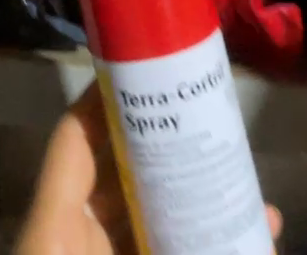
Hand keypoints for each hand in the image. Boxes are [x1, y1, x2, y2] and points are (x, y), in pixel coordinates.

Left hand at [13, 89, 281, 254]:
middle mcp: (74, 237)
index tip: (150, 69)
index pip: (74, 142)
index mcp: (54, 227)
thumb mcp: (98, 244)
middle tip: (214, 125)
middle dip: (165, 147)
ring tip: (246, 185)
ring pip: (142, 216)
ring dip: (188, 199)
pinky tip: (249, 237)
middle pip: (116, 174)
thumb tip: (251, 226)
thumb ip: (172, 230)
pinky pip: (154, 247)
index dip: (106, 100)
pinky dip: (194, 239)